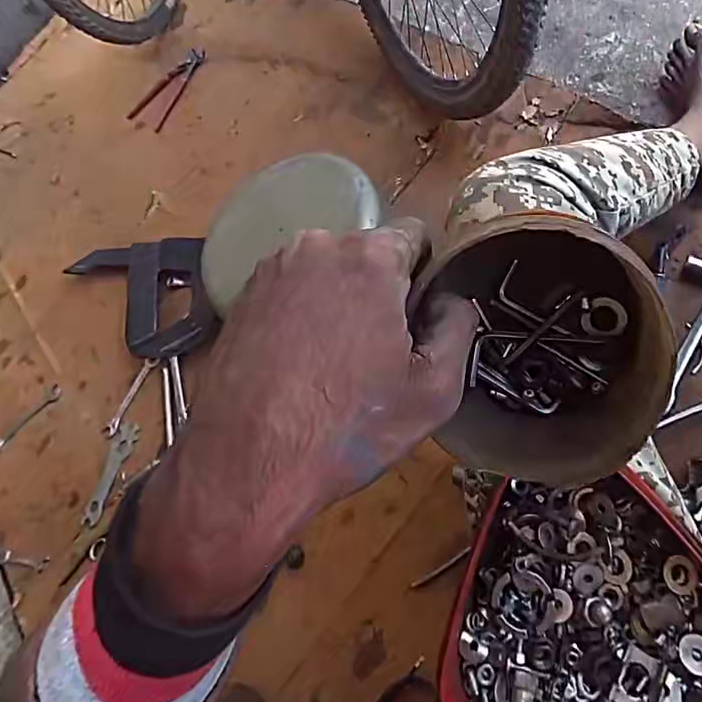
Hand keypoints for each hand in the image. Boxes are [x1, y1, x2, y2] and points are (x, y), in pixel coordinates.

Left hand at [128, 218, 476, 618]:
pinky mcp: (242, 293)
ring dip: (342, 300)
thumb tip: (449, 299)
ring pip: (331, 271)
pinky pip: (295, 288)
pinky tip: (301, 361)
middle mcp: (319, 245)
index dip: (425, 278)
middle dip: (382, 290)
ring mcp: (274, 267)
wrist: (245, 465)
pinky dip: (305, 312)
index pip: (416, 236)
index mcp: (371, 257)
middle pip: (371, 254)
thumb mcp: (436, 388)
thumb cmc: (348, 427)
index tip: (416, 322)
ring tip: (335, 362)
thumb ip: (459, 324)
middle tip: (378, 351)